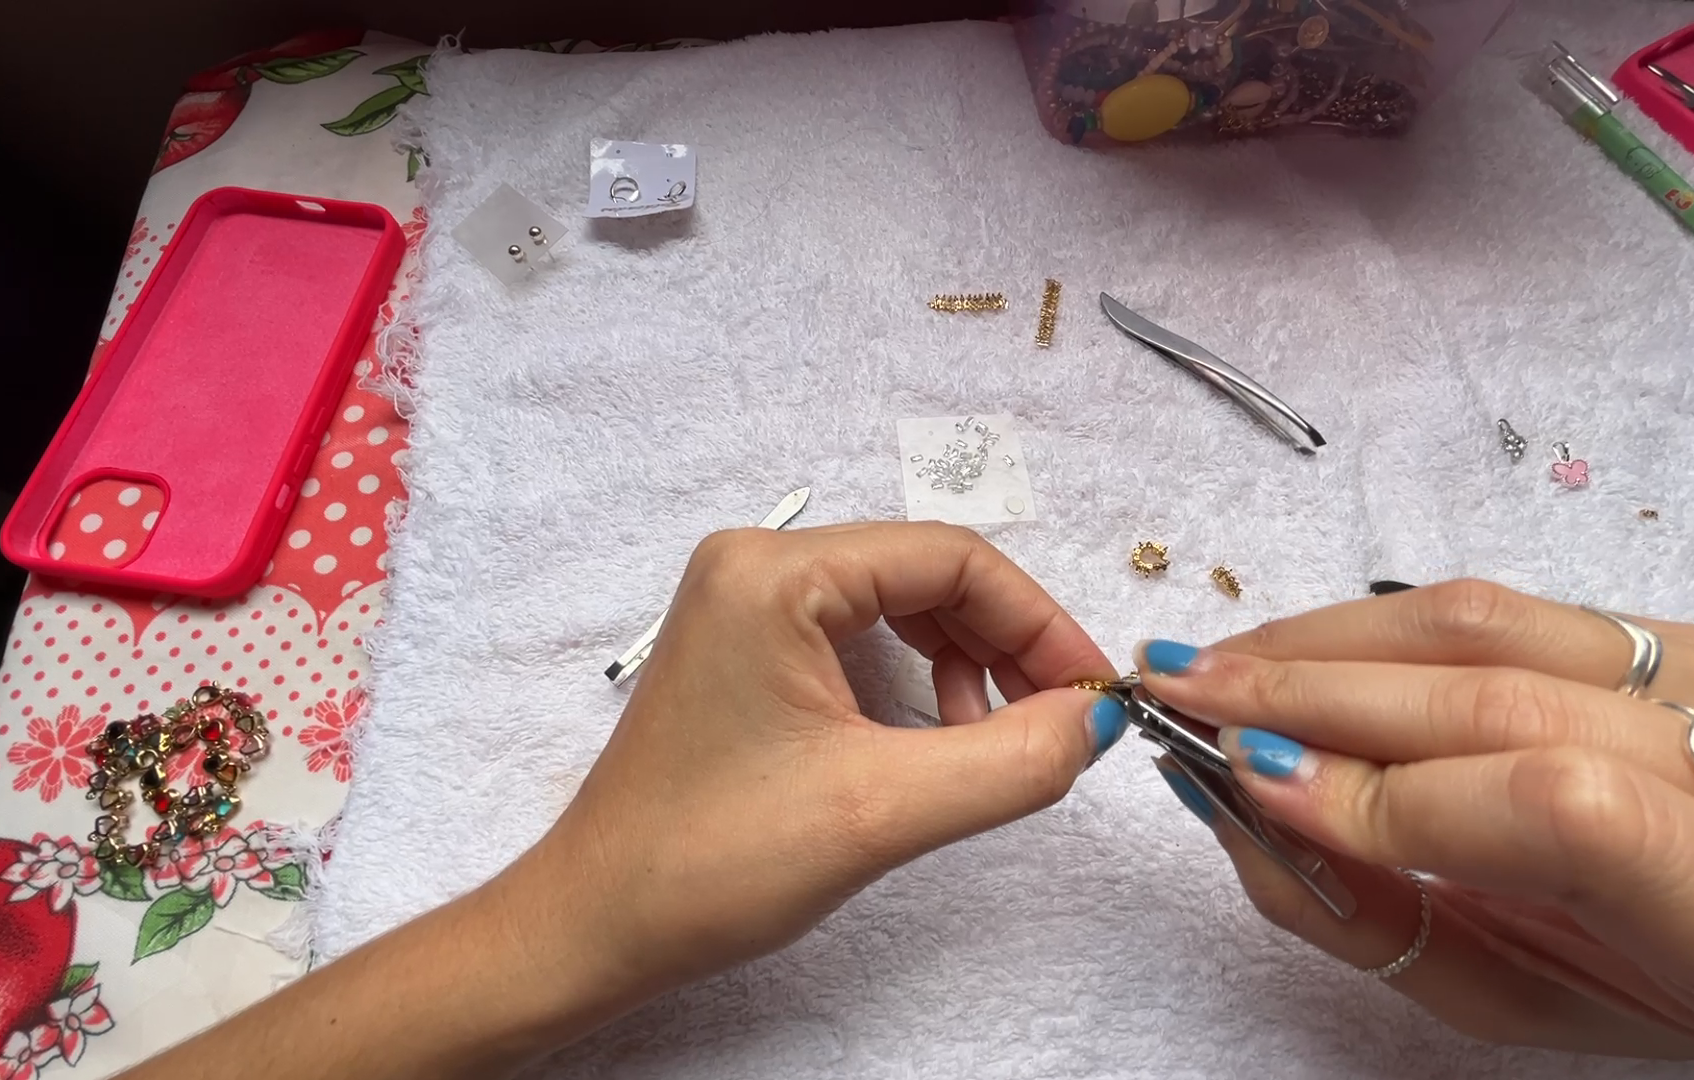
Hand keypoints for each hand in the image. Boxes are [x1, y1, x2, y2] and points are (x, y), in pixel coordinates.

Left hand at [523, 521, 1120, 999]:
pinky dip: (915, 670)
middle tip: (1056, 717)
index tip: (1091, 691)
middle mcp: (758, 561)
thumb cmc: (716, 864)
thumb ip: (1013, 759)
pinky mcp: (748, 636)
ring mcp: (747, 596)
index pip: (948, 558)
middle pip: (924, 573)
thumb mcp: (882, 810)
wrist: (597, 922)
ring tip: (989, 732)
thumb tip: (1095, 716)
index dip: (1036, 619)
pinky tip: (936, 725)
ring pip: (896, 601)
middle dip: (1003, 641)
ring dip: (963, 657)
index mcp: (776, 571)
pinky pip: (859, 629)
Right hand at [1133, 581, 1693, 1075]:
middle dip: (1302, 694)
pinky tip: (1291, 647)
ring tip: (1213, 661)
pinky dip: (1360, 621)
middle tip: (1176, 690)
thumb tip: (1235, 805)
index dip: (1382, 794)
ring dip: (1313, 640)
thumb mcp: (1526, 1003)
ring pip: (1476, 621)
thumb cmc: (1659, 986)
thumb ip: (1376, 921)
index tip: (1248, 778)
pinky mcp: (1666, 630)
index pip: (1560, 816)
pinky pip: (1484, 604)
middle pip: (1492, 696)